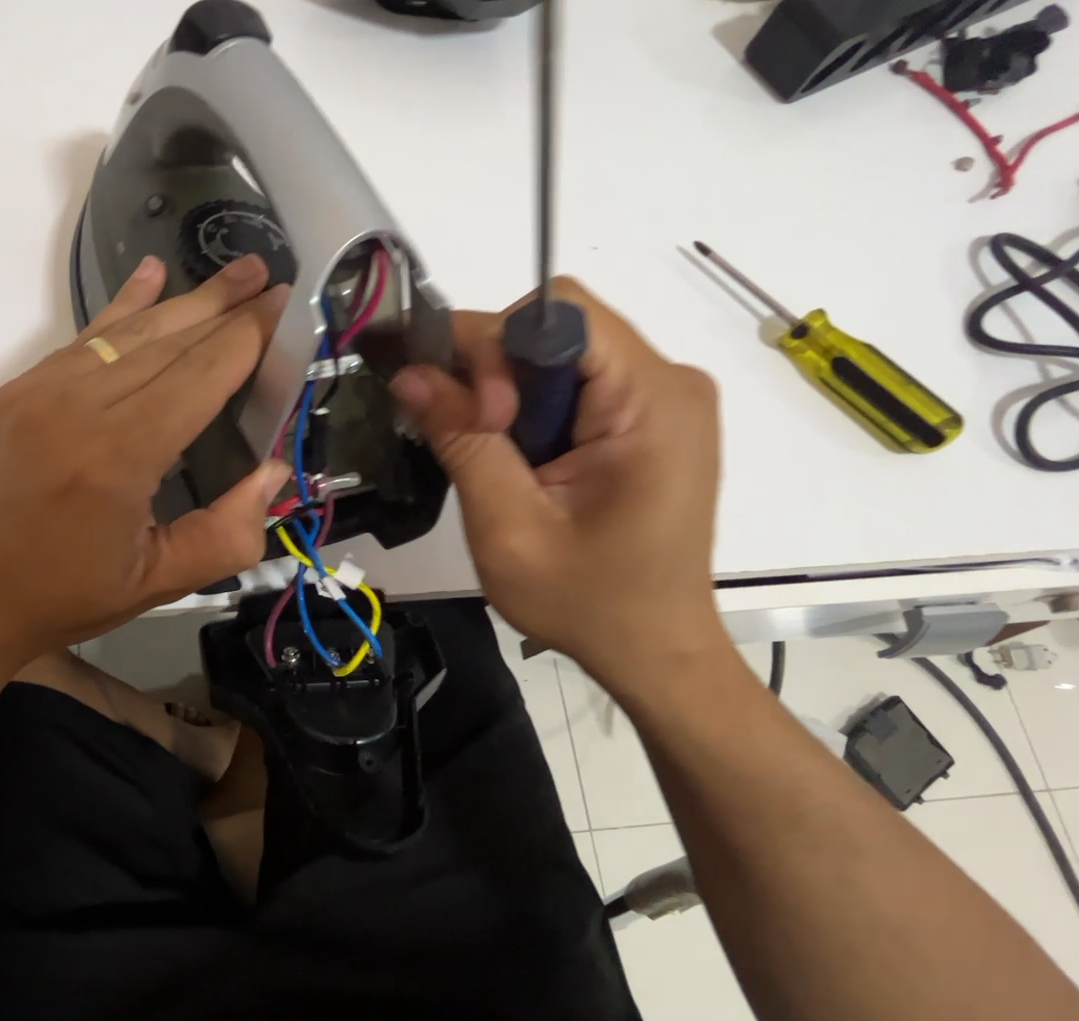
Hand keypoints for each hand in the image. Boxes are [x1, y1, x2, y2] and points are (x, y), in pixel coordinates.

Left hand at [0, 254, 290, 679]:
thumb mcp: (156, 583)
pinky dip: (121, 309)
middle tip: (266, 274)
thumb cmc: (59, 600)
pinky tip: (147, 279)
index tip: (282, 305)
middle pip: (168, 341)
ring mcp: (39, 392)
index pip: (200, 376)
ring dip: (181, 301)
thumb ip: (226, 533)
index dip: (246, 337)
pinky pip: (81, 341)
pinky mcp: (16, 393)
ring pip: (125, 333)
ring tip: (229, 275)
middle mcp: (79, 406)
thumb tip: (273, 473)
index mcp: (120, 455)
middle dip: (223, 306)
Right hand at [389, 278, 725, 685]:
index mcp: (651, 400)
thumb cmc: (588, 601)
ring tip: (497, 463)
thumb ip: (462, 440)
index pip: (558, 312)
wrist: (655, 650)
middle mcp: (669, 382)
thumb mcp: (508, 527)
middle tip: (471, 441)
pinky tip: (520, 462)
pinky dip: (534, 411)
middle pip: (558, 329)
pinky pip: (577, 385)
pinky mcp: (652, 421)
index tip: (474, 415)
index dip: (494, 347)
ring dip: (511, 397)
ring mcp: (665, 400)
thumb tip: (409, 373)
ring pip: (560, 356)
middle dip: (496, 374)